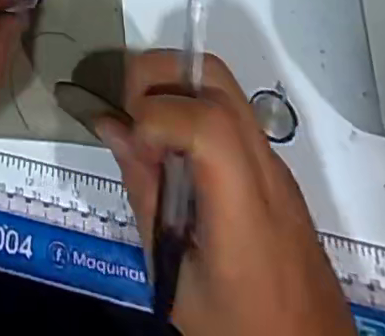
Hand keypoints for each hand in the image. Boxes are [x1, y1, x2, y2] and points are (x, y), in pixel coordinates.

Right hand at [91, 51, 352, 335]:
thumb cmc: (241, 325)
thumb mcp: (175, 276)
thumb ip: (144, 195)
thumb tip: (111, 126)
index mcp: (243, 202)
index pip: (208, 121)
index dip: (157, 116)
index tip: (133, 146)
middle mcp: (264, 164)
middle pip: (214, 75)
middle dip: (158, 74)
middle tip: (129, 114)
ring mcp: (272, 159)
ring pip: (222, 84)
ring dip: (173, 87)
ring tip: (147, 133)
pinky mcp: (271, 164)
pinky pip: (227, 110)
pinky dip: (190, 107)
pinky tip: (173, 153)